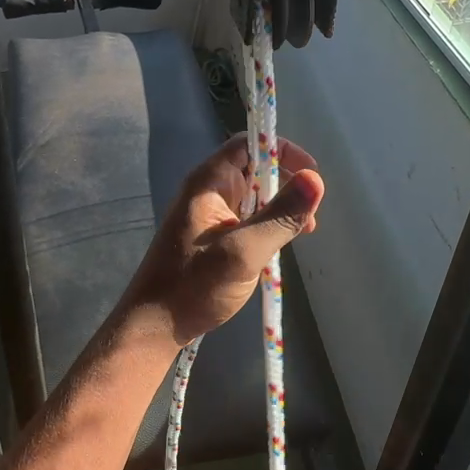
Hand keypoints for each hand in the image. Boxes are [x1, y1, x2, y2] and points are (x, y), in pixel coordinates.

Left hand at [118, 134, 324, 347]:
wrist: (154, 325)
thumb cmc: (194, 286)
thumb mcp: (244, 251)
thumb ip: (280, 216)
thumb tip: (316, 179)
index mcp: (208, 183)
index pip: (247, 144)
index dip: (281, 150)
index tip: (310, 173)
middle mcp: (207, 192)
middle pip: (253, 169)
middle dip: (285, 185)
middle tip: (307, 216)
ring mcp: (207, 215)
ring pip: (252, 197)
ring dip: (278, 209)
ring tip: (300, 234)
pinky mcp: (211, 238)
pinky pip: (245, 219)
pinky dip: (265, 226)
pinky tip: (277, 248)